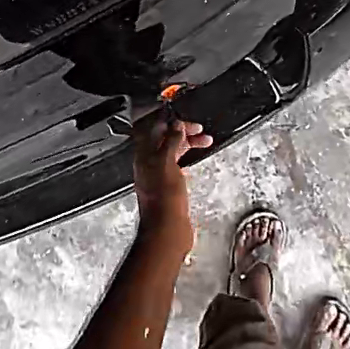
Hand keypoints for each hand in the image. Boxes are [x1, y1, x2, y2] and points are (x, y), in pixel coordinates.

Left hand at [130, 111, 211, 251]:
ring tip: (205, 140)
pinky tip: (196, 156)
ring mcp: (158, 174)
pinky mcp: (168, 185)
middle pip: (163, 138)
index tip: (184, 117)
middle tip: (199, 129)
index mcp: (143, 155)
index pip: (154, 128)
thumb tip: (175, 125)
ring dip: (187, 143)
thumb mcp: (168, 164)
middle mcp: (148, 162)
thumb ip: (171, 142)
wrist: (167, 230)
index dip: (168, 120)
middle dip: (181, 131)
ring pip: (172, 150)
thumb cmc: (164, 199)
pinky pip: (177, 163)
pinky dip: (187, 156)